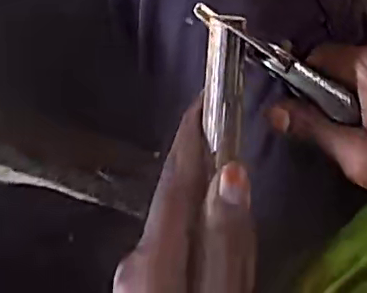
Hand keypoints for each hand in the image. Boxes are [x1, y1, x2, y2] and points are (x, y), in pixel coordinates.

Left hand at [115, 98, 254, 292]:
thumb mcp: (219, 292)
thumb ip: (225, 239)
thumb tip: (233, 172)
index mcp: (151, 254)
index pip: (177, 172)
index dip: (193, 128)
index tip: (209, 93)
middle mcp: (133, 260)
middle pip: (175, 192)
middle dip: (201, 156)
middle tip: (225, 122)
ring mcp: (134, 278)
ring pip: (176, 218)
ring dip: (202, 193)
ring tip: (228, 170)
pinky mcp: (143, 290)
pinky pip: (174, 244)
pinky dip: (196, 226)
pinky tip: (215, 231)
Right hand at [268, 36, 366, 215]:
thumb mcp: (357, 156)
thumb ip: (313, 128)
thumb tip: (273, 111)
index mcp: (366, 63)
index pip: (319, 56)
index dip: (309, 81)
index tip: (312, 109)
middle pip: (345, 59)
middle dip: (339, 87)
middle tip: (347, 124)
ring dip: (363, 86)